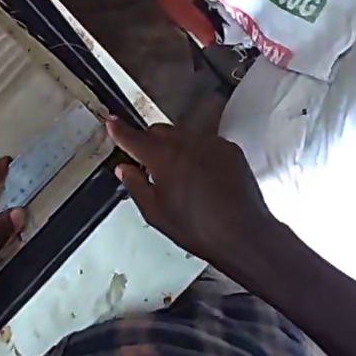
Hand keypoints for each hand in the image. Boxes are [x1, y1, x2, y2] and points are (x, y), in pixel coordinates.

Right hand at [107, 117, 281, 270]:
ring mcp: (209, 142)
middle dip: (150, 142)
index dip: (119, 130)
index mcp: (161, 157)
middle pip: (158, 131)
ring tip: (182, 176)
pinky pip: (206, 142)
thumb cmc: (195, 227)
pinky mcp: (229, 147)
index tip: (111, 121)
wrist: (243, 233)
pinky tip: (204, 177)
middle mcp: (184, 142)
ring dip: (175, 147)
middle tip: (151, 166)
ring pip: (183, 135)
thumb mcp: (156, 213)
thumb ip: (135, 185)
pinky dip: (199, 153)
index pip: (133, 138)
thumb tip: (124, 169)